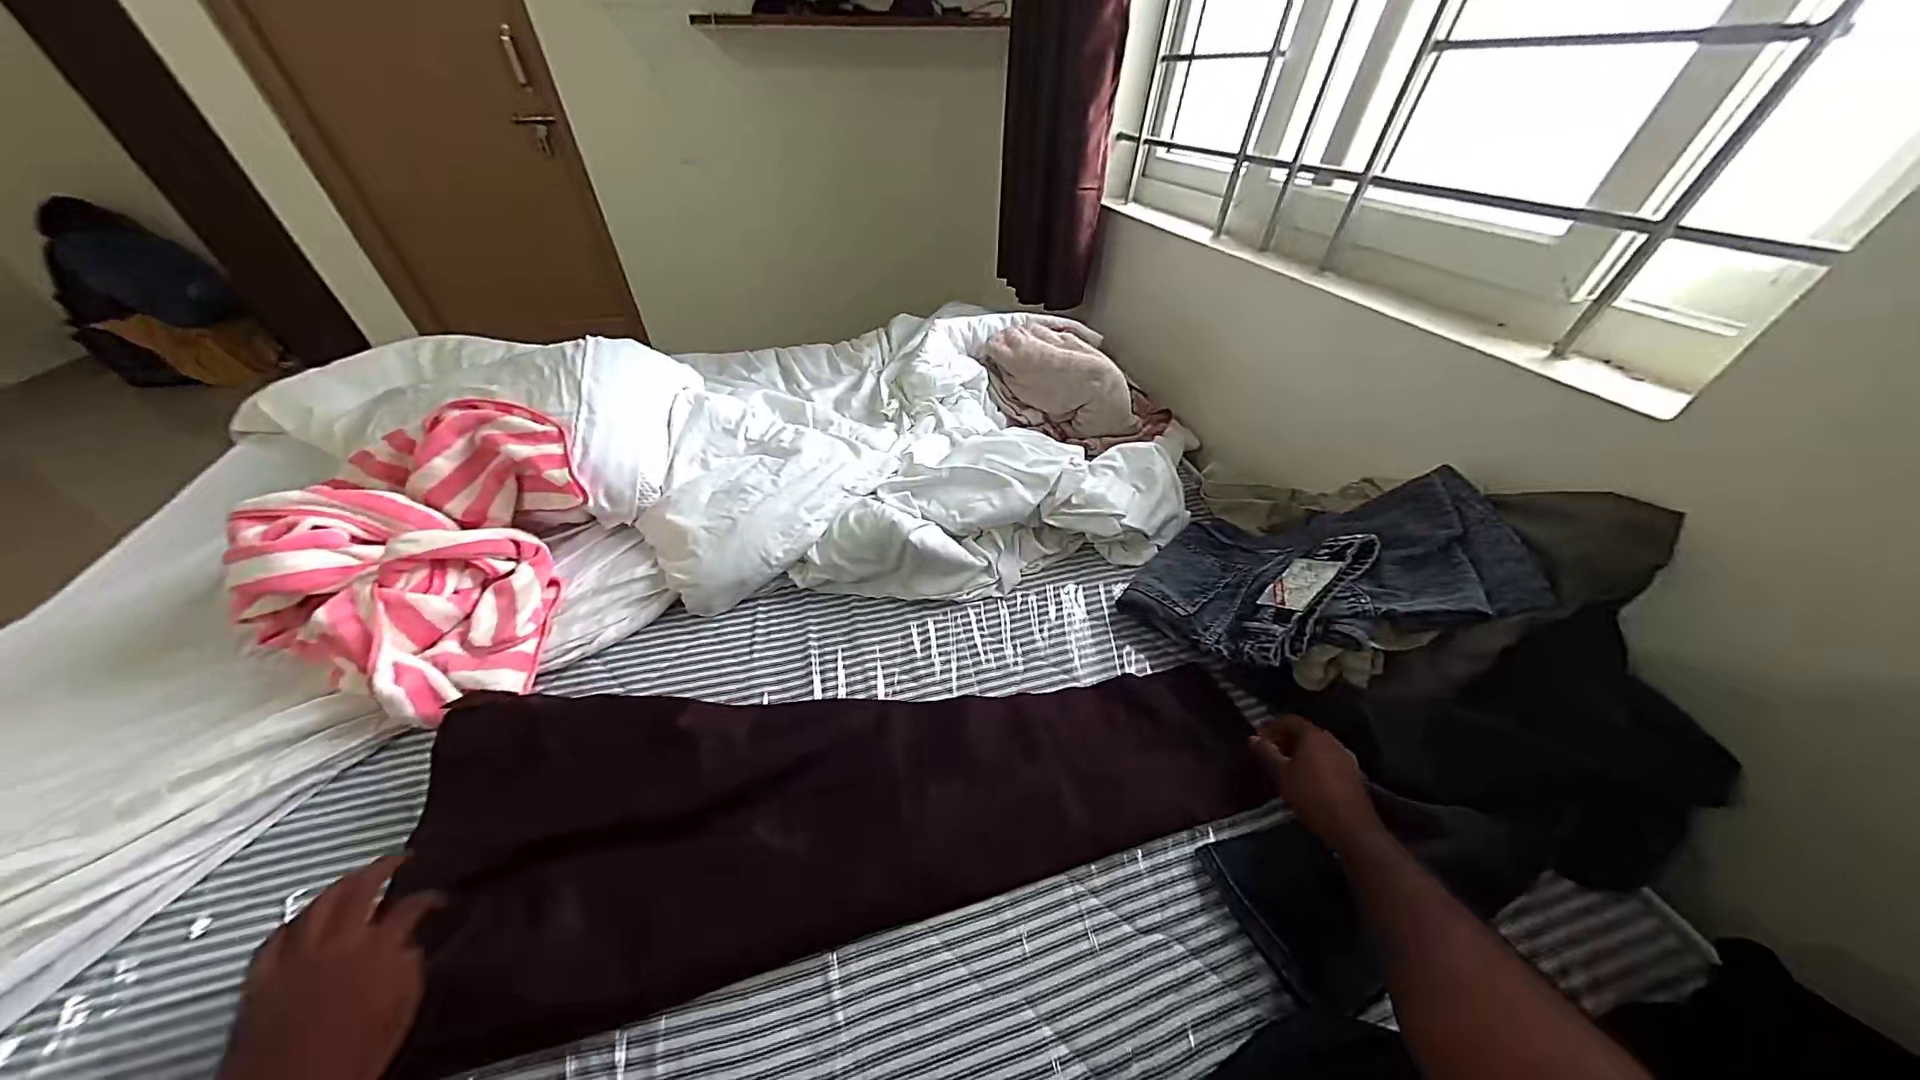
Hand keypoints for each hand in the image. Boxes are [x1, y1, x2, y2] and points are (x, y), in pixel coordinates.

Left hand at [217, 855, 443, 1079]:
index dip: (431, 898)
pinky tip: (301, 921)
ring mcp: (295, 960)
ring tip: (355, 877)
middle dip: (385, 867)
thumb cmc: (348, 1061)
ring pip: (318, 904)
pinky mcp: (260, 981)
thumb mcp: (399, 1013)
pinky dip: (293, 923)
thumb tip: (410, 950)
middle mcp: (337, 945)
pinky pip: (275, 939)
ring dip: (340, 884)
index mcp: (379, 951)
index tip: (439, 900)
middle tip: (398, 860)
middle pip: (361, 887)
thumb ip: (409, 971)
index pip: (412, 906)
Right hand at [1250, 714, 1385, 853]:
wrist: (1351, 827)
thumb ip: (1267, 752)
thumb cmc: (1311, 795)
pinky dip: (1315, 763)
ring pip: (1318, 747)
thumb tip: (1254, 738)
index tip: (1259, 740)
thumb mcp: (1281, 774)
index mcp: (1314, 736)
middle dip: (1285, 740)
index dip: (1271, 727)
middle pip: (1305, 732)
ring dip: (1301, 752)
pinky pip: (1328, 759)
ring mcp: (1346, 757)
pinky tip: (1307, 779)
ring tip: (1287, 767)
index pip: (1289, 720)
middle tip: (1270, 753)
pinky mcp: (1354, 773)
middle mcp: (1332, 741)